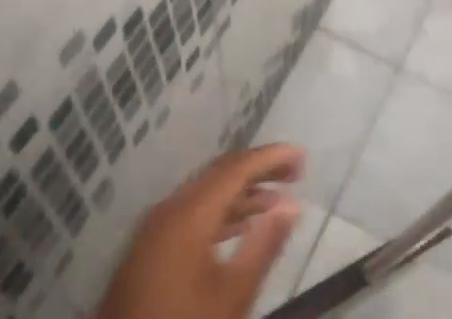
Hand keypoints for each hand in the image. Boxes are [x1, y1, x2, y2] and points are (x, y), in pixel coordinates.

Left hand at [97, 144, 304, 318]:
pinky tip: (242, 225)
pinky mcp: (148, 249)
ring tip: (278, 200)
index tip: (303, 157)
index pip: (236, 169)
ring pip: (204, 194)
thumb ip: (265, 244)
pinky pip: (190, 213)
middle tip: (296, 174)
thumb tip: (292, 204)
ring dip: (242, 192)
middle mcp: (169, 210)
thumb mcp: (234, 293)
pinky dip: (221, 211)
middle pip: (219, 174)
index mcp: (189, 214)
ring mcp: (154, 230)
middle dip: (259, 169)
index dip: (271, 158)